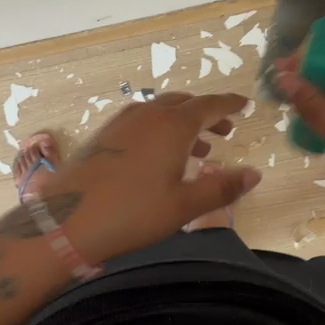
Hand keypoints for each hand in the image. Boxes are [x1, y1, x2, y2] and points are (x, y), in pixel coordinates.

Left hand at [39, 92, 262, 262]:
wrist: (68, 221)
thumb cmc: (134, 213)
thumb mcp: (184, 205)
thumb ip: (222, 187)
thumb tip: (255, 174)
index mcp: (173, 125)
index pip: (210, 105)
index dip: (230, 104)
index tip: (246, 104)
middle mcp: (148, 114)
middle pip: (184, 104)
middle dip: (207, 114)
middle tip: (225, 131)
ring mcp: (122, 122)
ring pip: (161, 111)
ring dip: (183, 124)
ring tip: (199, 151)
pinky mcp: (104, 135)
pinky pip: (141, 121)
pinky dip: (160, 129)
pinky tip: (160, 156)